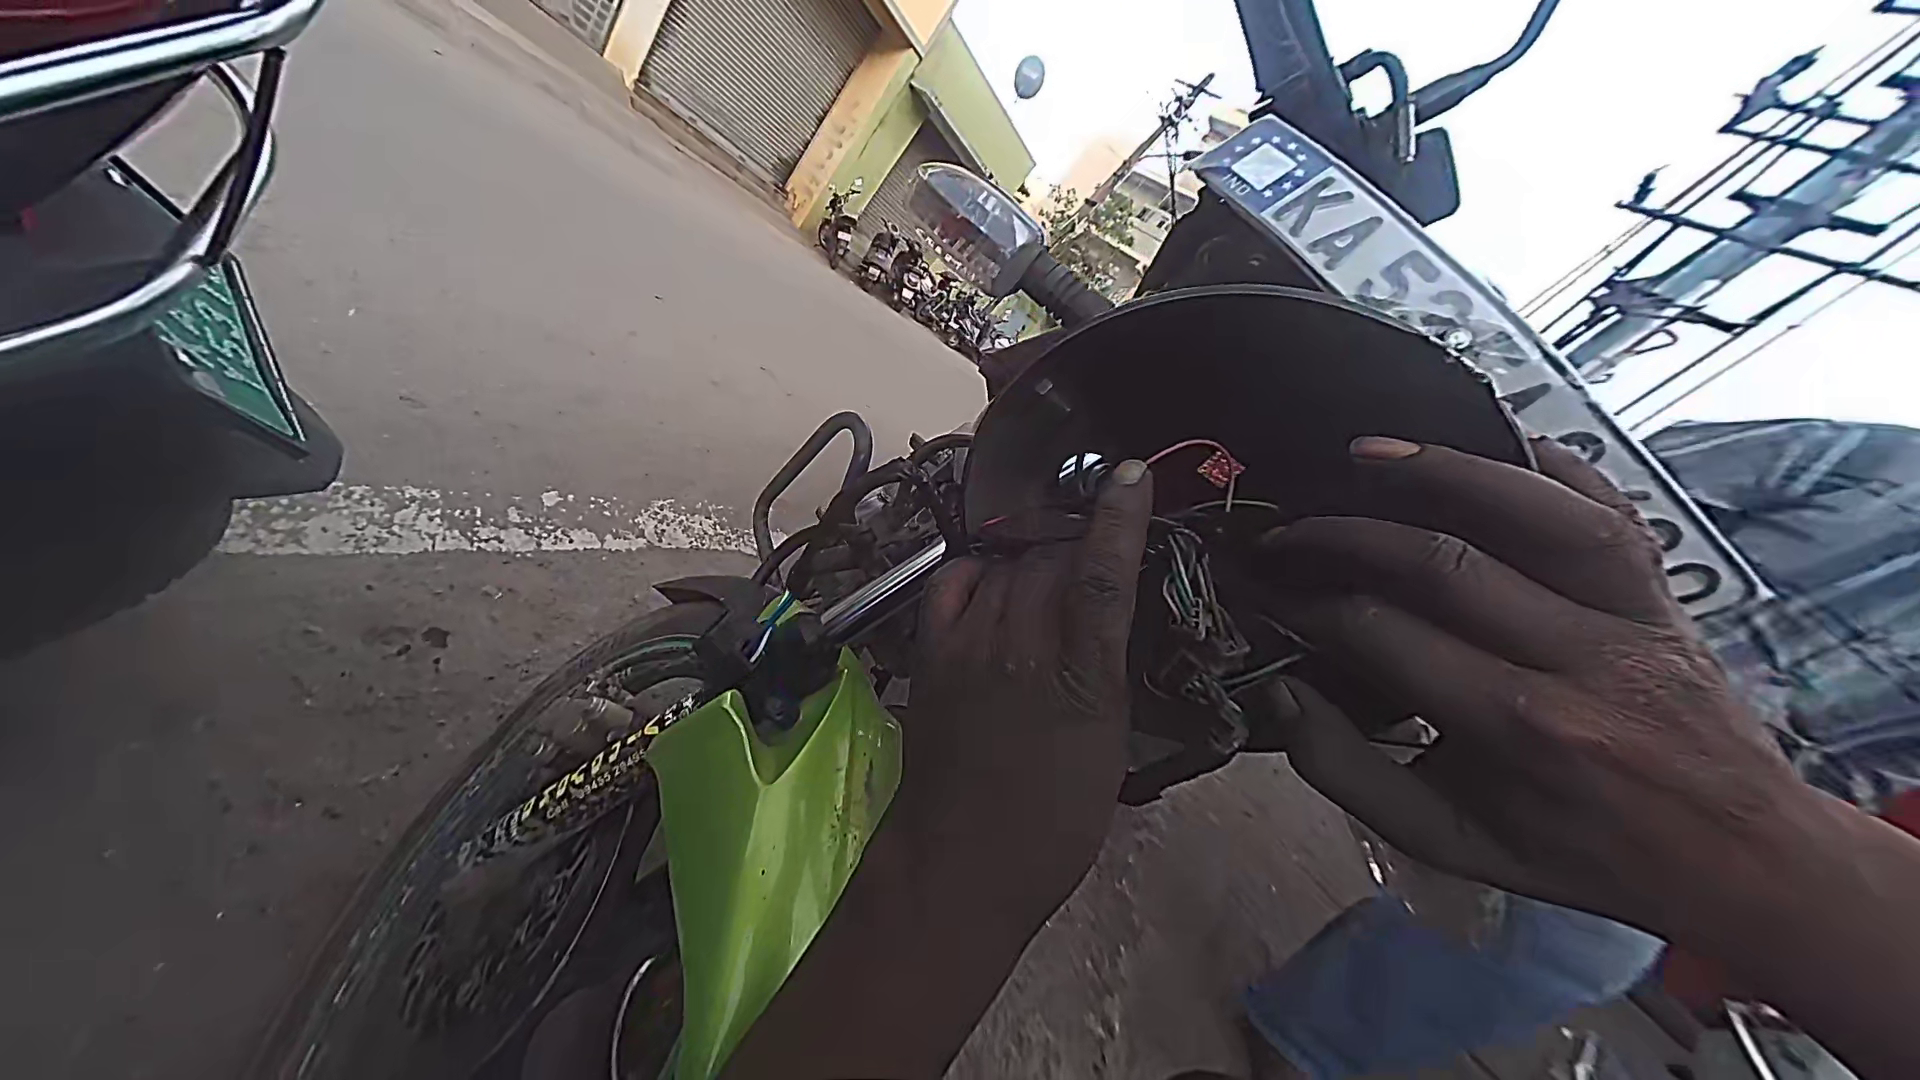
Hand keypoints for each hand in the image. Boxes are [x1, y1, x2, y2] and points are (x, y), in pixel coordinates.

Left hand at [896, 458, 1153, 919]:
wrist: (960, 860)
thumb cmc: (1051, 819)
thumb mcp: (1106, 744)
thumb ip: (1103, 668)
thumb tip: (1100, 615)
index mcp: (1080, 678)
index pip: (1100, 578)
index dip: (1118, 519)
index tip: (1130, 475)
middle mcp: (1021, 648)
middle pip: (1050, 560)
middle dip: (1074, 547)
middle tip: (1085, 561)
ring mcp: (968, 646)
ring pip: (1006, 567)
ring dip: (1030, 562)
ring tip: (1041, 578)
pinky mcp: (931, 653)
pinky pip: (952, 583)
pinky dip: (976, 573)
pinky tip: (990, 583)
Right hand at [1257, 435, 1802, 935]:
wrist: (1740, 858)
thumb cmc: (1570, 849)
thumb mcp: (1438, 837)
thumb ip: (1341, 770)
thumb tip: (1278, 690)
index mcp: (1517, 727)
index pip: (1380, 633)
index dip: (1305, 604)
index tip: (1264, 591)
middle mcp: (1581, 660)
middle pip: (1440, 565)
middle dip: (1341, 538)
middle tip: (1284, 535)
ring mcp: (1634, 614)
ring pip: (1538, 514)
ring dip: (1441, 472)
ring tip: (1364, 454)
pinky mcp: (1663, 591)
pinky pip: (1605, 505)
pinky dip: (1540, 461)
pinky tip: (1476, 443)